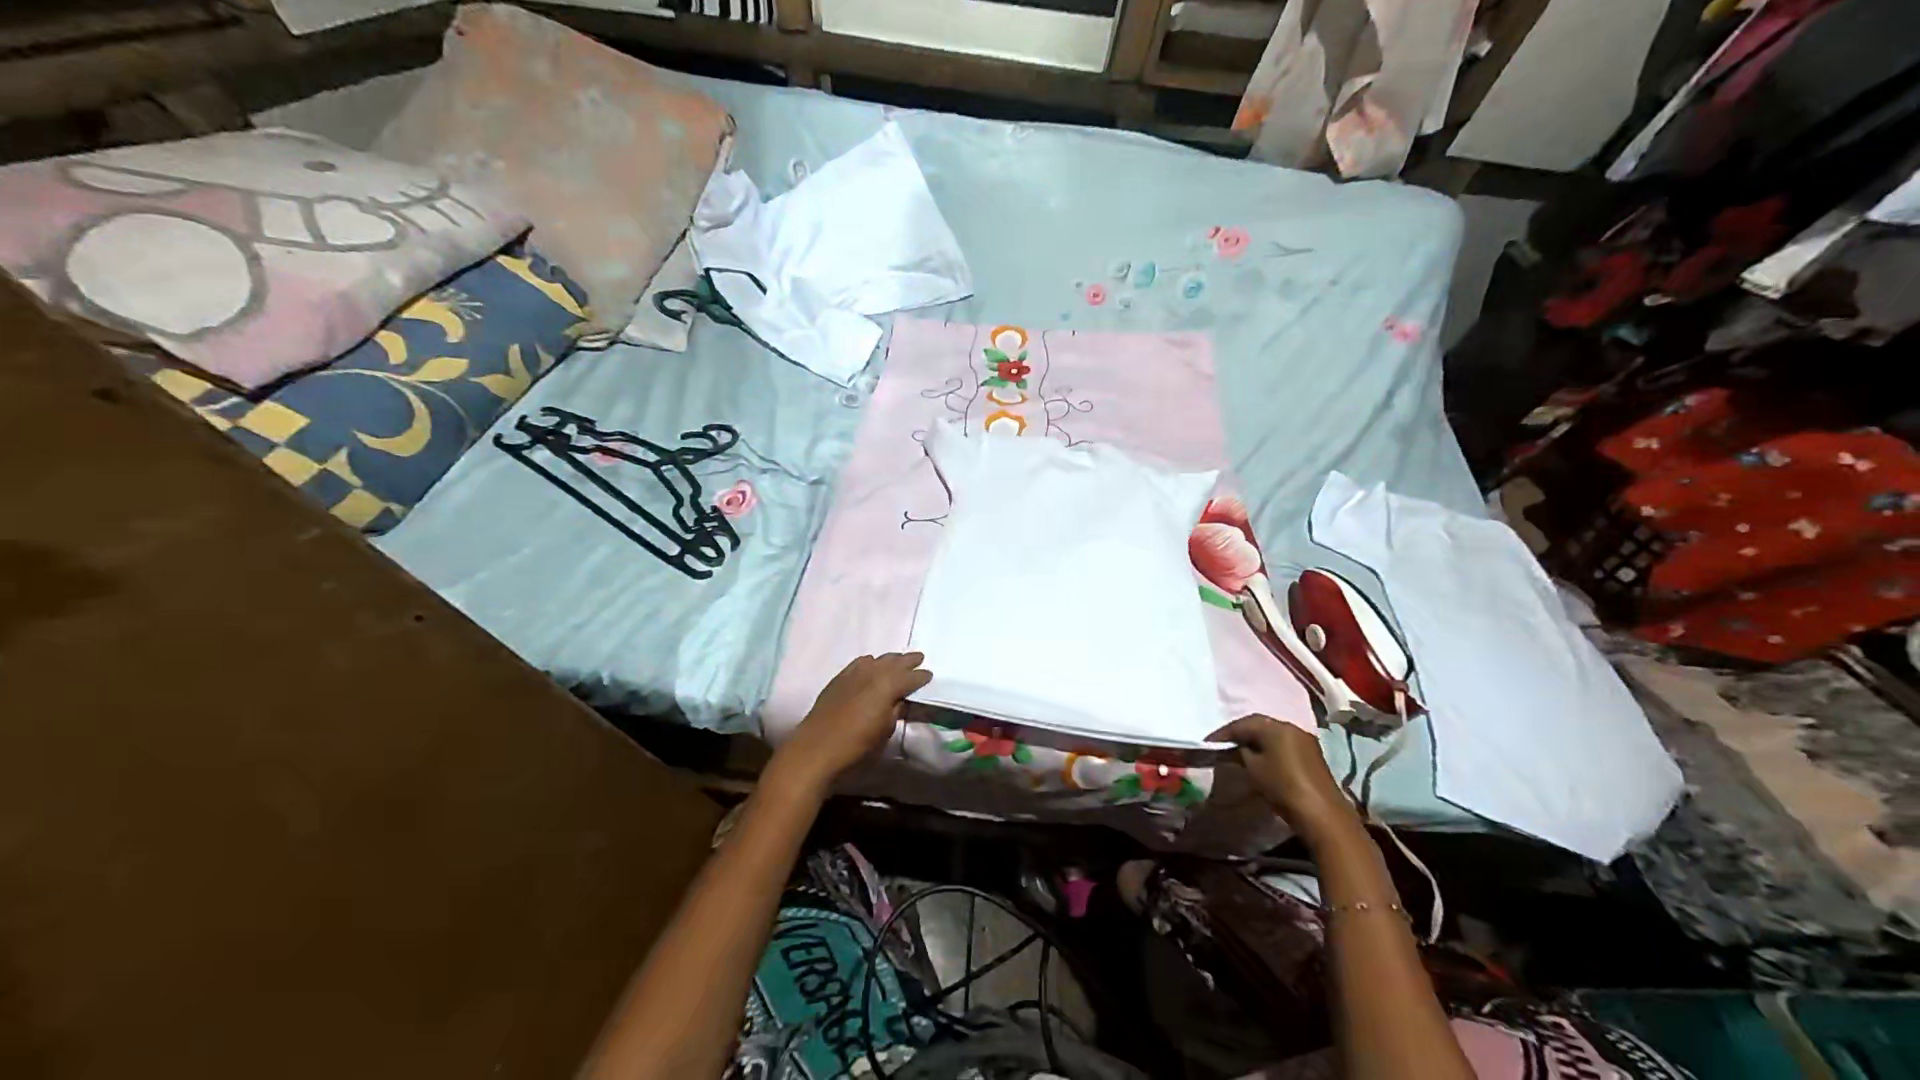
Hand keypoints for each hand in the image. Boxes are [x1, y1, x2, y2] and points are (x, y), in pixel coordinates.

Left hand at [774, 652, 932, 791]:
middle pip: (894, 662)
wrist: (817, 748)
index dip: (921, 676)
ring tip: (897, 660)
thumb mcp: (886, 730)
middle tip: (919, 658)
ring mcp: (853, 674)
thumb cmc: (857, 744)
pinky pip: (859, 663)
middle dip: (907, 661)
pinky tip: (871, 664)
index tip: (929, 675)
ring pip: (877, 660)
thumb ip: (896, 710)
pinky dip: (869, 662)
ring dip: (889, 660)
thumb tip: (901, 700)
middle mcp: (872, 673)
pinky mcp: (839, 679)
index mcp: (888, 685)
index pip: (910, 677)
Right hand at [1210, 714, 1359, 844]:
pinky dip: (1269, 747)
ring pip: (1272, 734)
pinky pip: (1283, 743)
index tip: (1207, 743)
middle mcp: (1291, 727)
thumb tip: (1236, 747)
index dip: (1223, 733)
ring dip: (1255, 740)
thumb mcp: (1253, 768)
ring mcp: (1304, 740)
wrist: (1321, 814)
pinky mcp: (1312, 754)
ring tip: (1238, 751)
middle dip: (1239, 733)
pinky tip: (1260, 758)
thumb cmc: (1282, 786)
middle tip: (1222, 744)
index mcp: (1275, 726)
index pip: (1242, 723)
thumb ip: (1240, 752)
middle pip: (1259, 725)